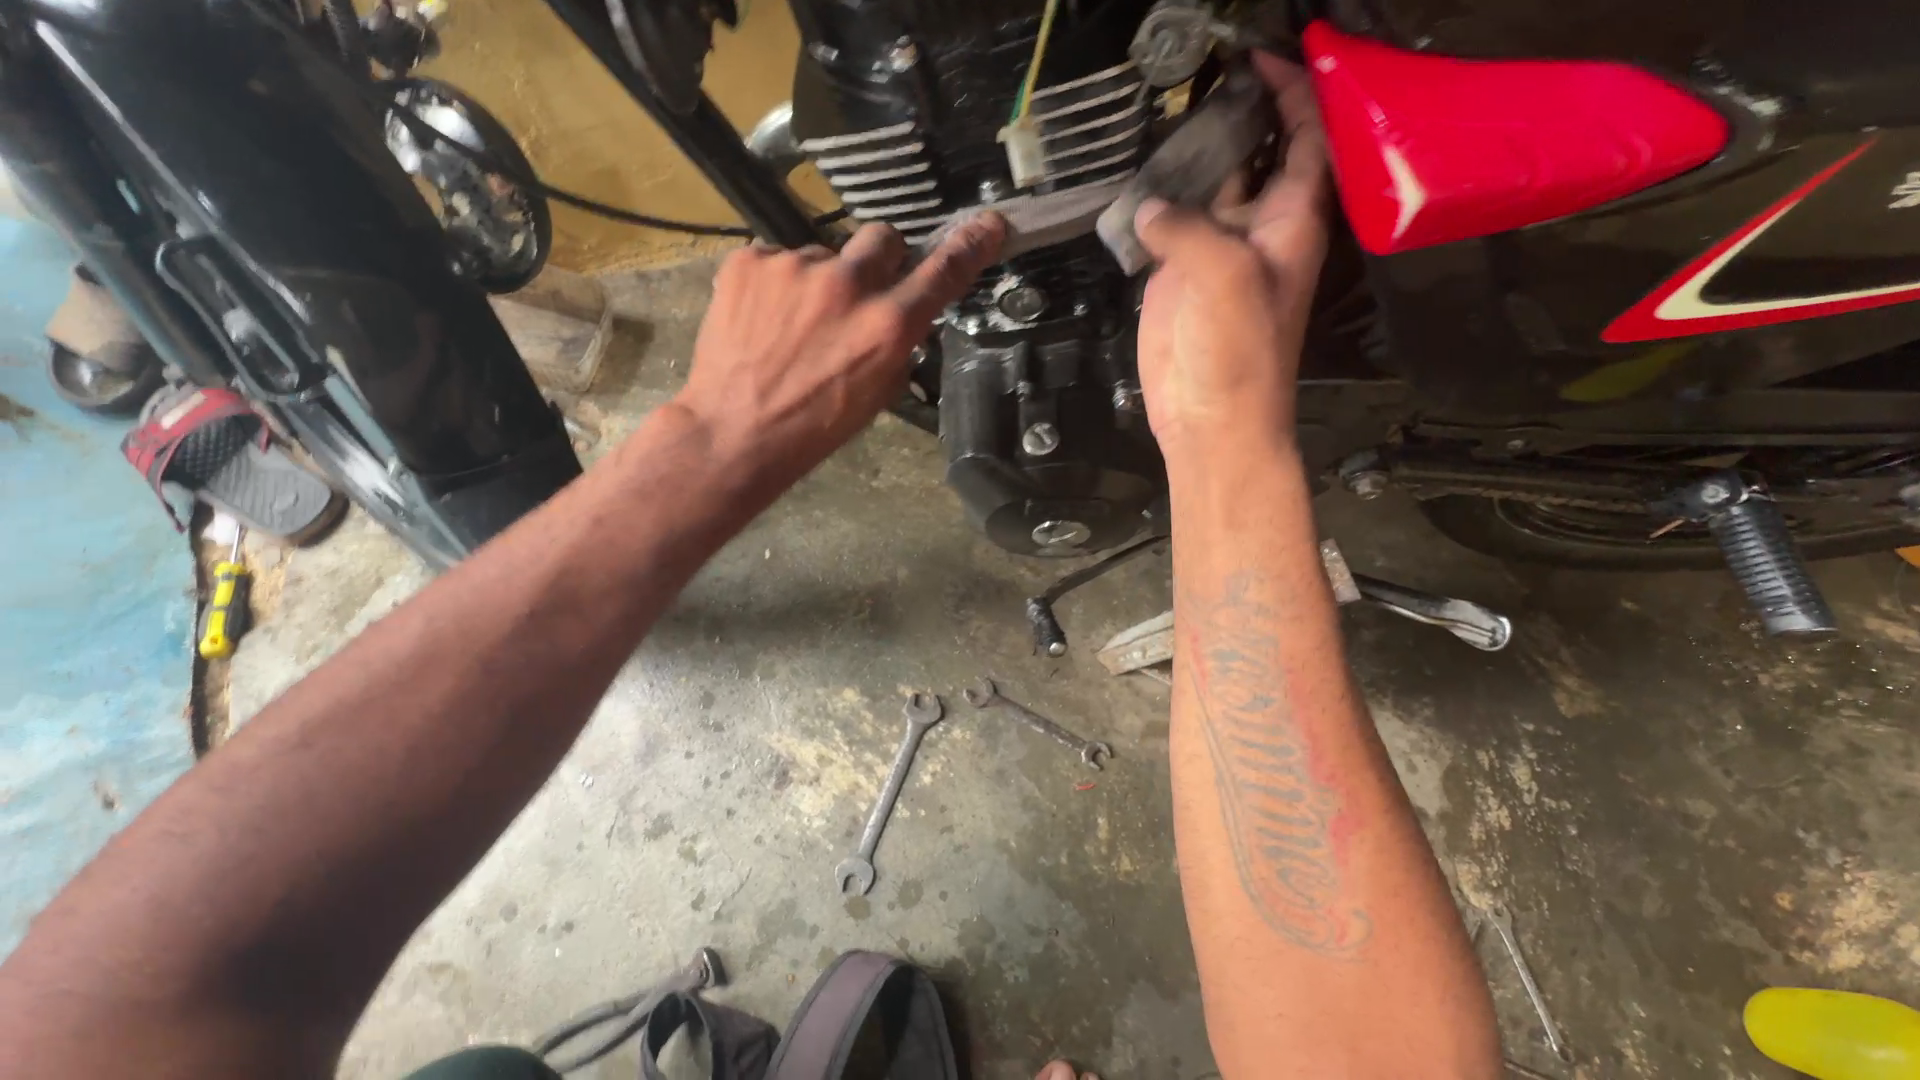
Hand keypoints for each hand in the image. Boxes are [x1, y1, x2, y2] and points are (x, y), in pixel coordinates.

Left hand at [676, 216, 1005, 479]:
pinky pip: (777, 258)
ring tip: (793, 324)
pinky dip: (776, 283)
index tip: (989, 225)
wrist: (734, 433)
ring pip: (823, 254)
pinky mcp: (750, 261)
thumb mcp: (878, 393)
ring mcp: (795, 267)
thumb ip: (897, 343)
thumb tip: (902, 313)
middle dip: (878, 261)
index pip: (943, 272)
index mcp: (888, 326)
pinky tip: (763, 319)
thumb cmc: (814, 427)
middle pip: (883, 238)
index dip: (971, 245)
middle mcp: (848, 285)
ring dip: (819, 280)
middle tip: (858, 293)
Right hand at [1134, 53, 1329, 457]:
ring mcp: (1213, 255)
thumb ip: (1188, 227)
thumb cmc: (1238, 353)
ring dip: (1189, 158)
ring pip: (1206, 190)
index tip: (1263, 58)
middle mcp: (1255, 231)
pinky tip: (1133, 181)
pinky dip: (1152, 204)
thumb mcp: (1223, 276)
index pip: (1305, 141)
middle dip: (1237, 116)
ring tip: (1161, 119)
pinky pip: (1166, 226)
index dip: (1294, 94)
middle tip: (1201, 80)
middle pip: (1255, 157)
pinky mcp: (1176, 279)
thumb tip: (1151, 208)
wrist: (1209, 418)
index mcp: (1290, 223)